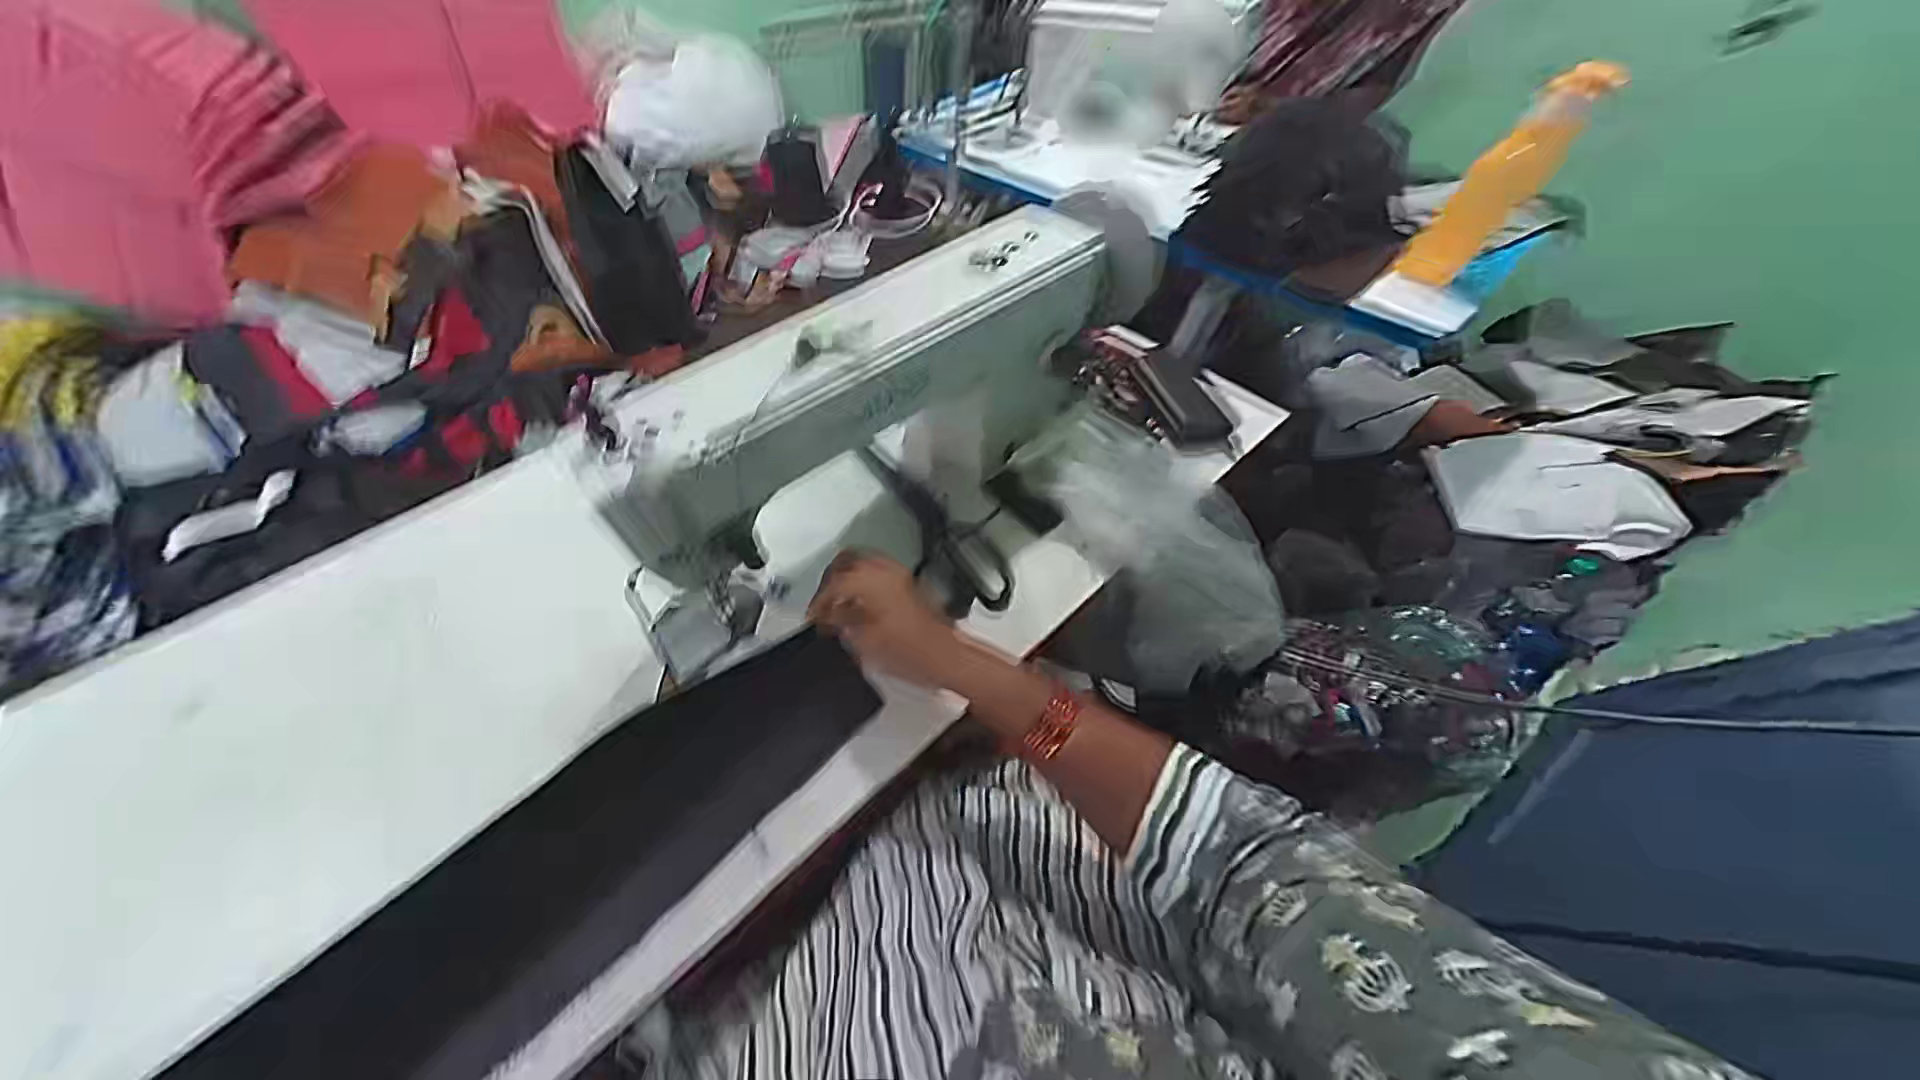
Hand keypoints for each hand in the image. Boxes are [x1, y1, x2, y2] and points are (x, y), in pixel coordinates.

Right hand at [807, 552, 967, 689]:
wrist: (944, 655)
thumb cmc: (909, 650)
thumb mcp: (864, 641)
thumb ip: (841, 623)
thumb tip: (829, 617)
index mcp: (870, 580)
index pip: (833, 582)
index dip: (818, 601)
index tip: (812, 617)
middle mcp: (885, 569)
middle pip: (846, 561)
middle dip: (830, 582)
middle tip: (822, 605)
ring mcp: (899, 573)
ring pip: (863, 563)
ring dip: (847, 579)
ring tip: (838, 605)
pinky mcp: (908, 582)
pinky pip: (878, 571)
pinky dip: (863, 582)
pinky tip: (859, 604)